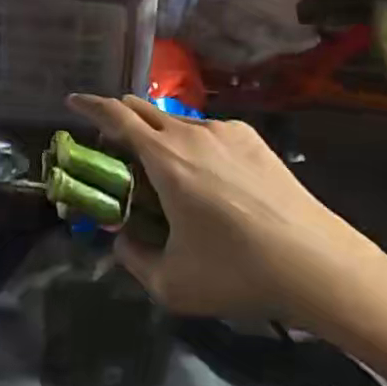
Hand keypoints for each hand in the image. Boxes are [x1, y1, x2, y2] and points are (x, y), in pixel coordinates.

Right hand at [67, 94, 386, 326]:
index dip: (89, 105)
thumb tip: (122, 238)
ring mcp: (225, 130)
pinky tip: (213, 181)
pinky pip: (210, 132)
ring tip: (170, 174)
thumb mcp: (172, 284)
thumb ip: (133, 259)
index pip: (115, 115)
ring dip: (161, 137)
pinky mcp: (252, 137)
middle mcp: (190, 132)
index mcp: (164, 157)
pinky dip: (195, 145)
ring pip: (178, 122)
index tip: (71, 102)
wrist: (314, 260)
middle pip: (144, 109)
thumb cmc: (236, 270)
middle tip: (115, 147)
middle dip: (121, 119)